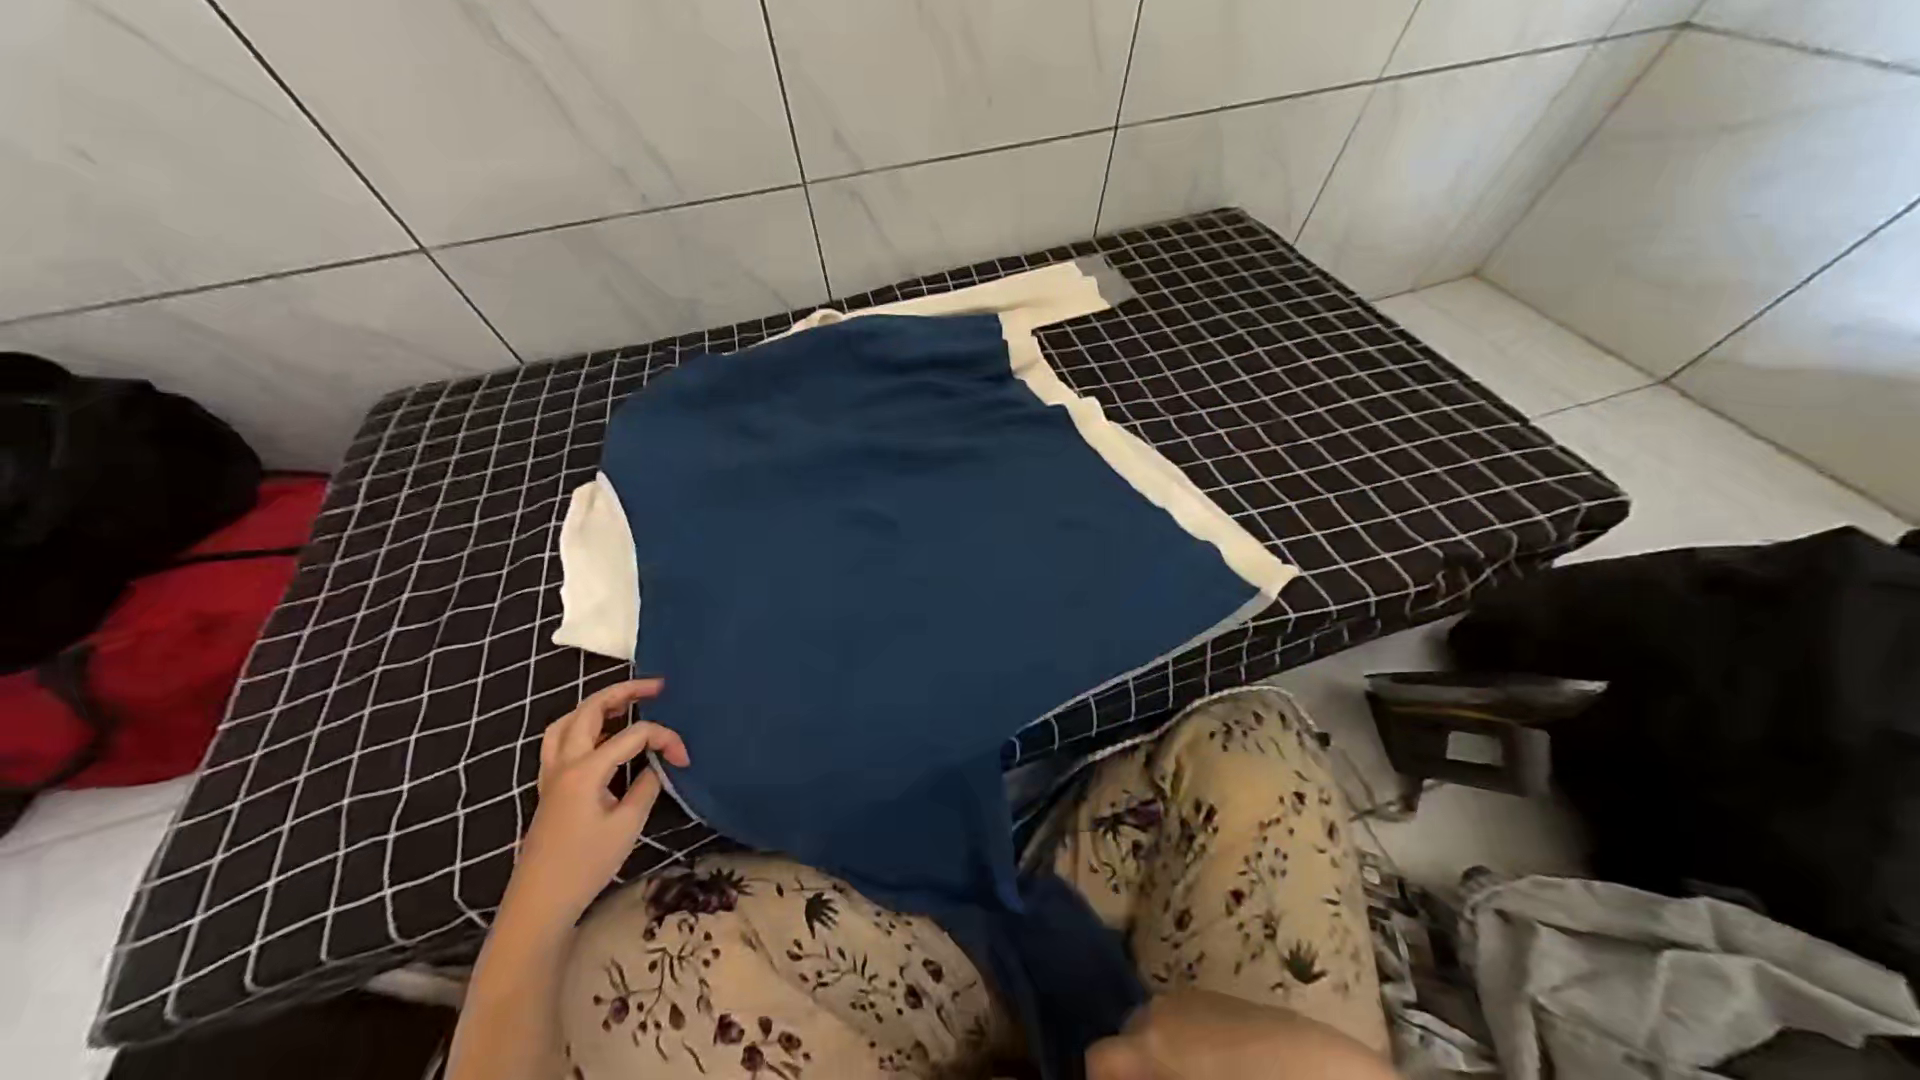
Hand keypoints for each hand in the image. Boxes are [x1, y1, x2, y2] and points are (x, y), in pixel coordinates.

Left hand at [504, 679, 690, 924]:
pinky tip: (602, 735)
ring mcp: (551, 774)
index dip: (665, 738)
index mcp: (585, 770)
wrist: (541, 902)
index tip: (684, 758)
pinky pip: (561, 740)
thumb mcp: (628, 824)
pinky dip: (582, 726)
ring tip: (625, 701)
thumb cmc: (587, 864)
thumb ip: (646, 784)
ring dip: (597, 705)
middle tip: (656, 687)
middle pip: (590, 710)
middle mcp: (564, 763)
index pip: (633, 735)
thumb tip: (659, 764)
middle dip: (624, 691)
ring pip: (568, 721)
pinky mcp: (549, 786)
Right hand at [1086, 991, 1397, 1079]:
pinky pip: (1185, 1021)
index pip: (1098, 1059)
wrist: (1325, 1074)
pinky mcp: (1221, 997)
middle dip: (1134, 1067)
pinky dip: (1186, 1045)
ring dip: (1160, 1055)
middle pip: (1126, 1036)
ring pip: (1157, 1027)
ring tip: (1185, 1079)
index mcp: (1149, 1042)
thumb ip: (1152, 1075)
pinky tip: (1215, 1071)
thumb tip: (1127, 1072)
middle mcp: (1160, 1010)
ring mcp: (1192, 999)